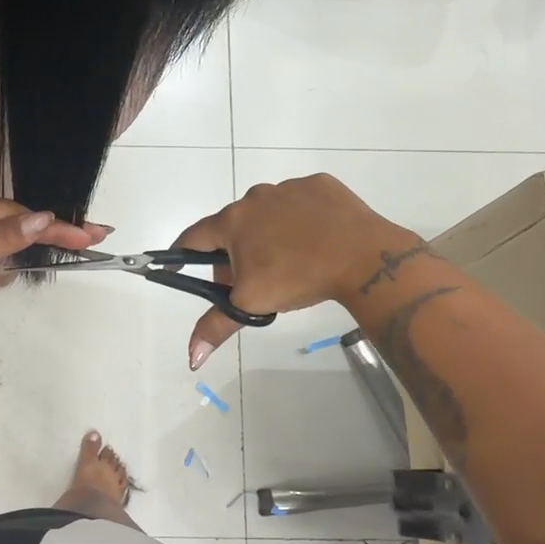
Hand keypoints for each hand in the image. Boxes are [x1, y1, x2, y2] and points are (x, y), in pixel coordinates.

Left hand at [0, 193, 104, 321]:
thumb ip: (5, 237)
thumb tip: (43, 217)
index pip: (24, 215)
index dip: (58, 226)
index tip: (91, 235)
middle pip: (18, 219)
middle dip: (54, 229)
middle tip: (90, 237)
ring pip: (4, 233)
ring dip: (34, 240)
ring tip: (66, 246)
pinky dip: (10, 251)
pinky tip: (16, 260)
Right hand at [171, 175, 420, 368]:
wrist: (364, 257)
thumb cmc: (297, 277)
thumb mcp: (251, 304)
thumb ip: (216, 326)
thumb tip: (192, 358)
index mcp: (232, 221)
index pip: (193, 237)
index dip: (182, 254)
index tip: (180, 267)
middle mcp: (255, 197)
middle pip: (231, 228)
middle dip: (233, 253)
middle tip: (249, 281)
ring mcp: (289, 187)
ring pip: (266, 215)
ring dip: (266, 235)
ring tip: (288, 263)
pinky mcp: (320, 185)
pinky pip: (299, 204)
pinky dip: (299, 221)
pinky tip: (314, 241)